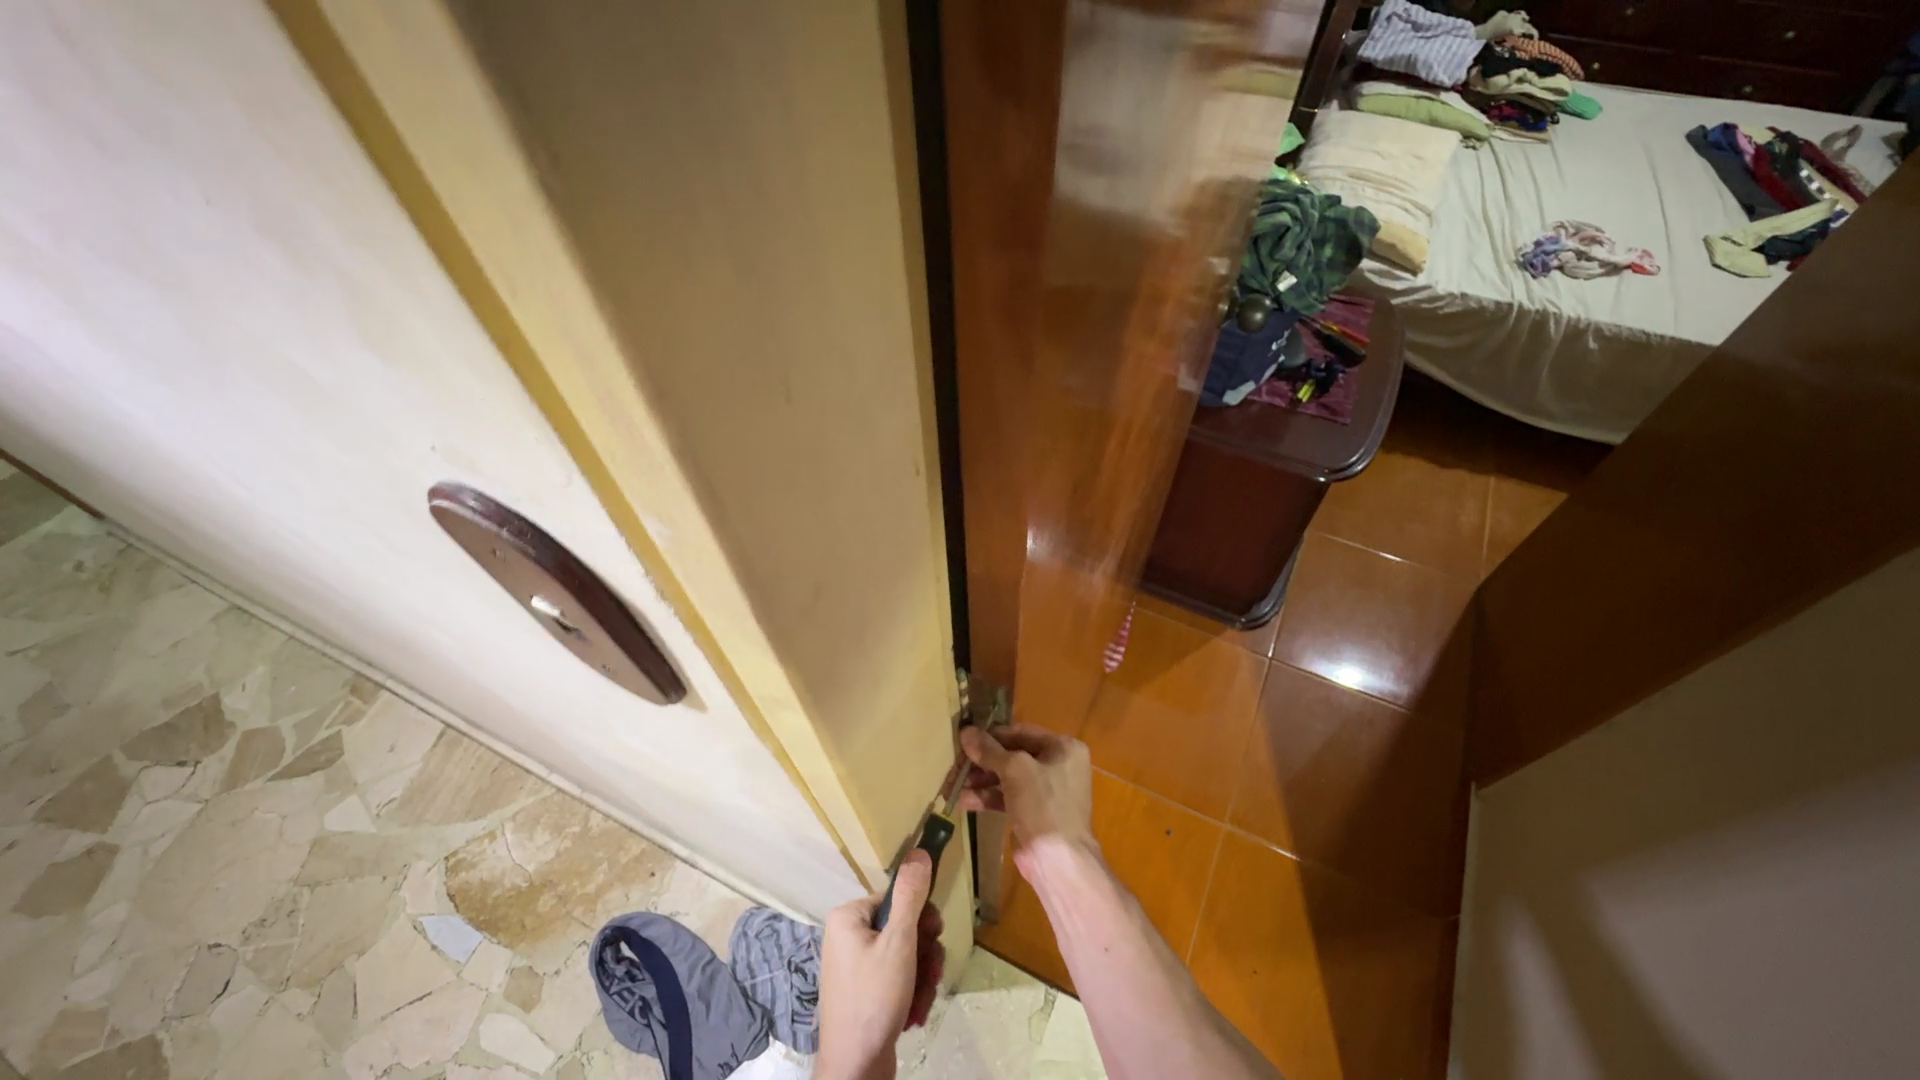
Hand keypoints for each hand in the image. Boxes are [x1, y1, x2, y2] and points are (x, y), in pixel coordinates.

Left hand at [816, 850, 945, 1079]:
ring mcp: (853, 966)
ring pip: (904, 956)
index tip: (935, 935)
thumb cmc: (874, 998)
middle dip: (924, 954)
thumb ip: (910, 897)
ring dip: (922, 977)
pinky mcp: (862, 992)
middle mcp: (847, 937)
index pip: (895, 899)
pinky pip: (895, 979)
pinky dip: (910, 993)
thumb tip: (919, 852)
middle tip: (931, 972)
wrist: (855, 1067)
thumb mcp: (898, 942)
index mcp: (848, 917)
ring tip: (922, 999)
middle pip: (902, 928)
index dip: (920, 917)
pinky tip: (913, 1013)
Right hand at [957, 724, 1096, 877]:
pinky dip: (988, 798)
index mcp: (1064, 748)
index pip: (1022, 732)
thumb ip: (989, 750)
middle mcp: (1058, 766)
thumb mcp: (1015, 770)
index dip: (993, 735)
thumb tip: (966, 731)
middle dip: (984, 761)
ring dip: (982, 780)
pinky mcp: (1034, 813)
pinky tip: (964, 802)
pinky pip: (1008, 798)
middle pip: (1014, 755)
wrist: (1058, 860)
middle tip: (957, 762)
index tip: (966, 738)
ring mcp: (1047, 792)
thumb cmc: (1043, 805)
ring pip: (1008, 778)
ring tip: (955, 783)